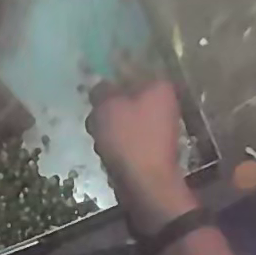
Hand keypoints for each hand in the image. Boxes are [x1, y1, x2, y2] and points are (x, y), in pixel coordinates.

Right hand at [89, 78, 195, 235]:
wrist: (146, 185)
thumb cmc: (128, 141)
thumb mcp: (107, 107)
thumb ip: (101, 90)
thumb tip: (100, 86)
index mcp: (159, 86)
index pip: (128, 69)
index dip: (107, 78)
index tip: (92, 90)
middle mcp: (164, 104)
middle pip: (124, 97)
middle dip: (106, 109)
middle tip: (96, 120)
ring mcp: (159, 129)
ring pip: (123, 120)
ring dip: (107, 129)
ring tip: (101, 141)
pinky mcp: (151, 150)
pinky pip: (127, 140)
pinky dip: (116, 146)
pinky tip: (108, 155)